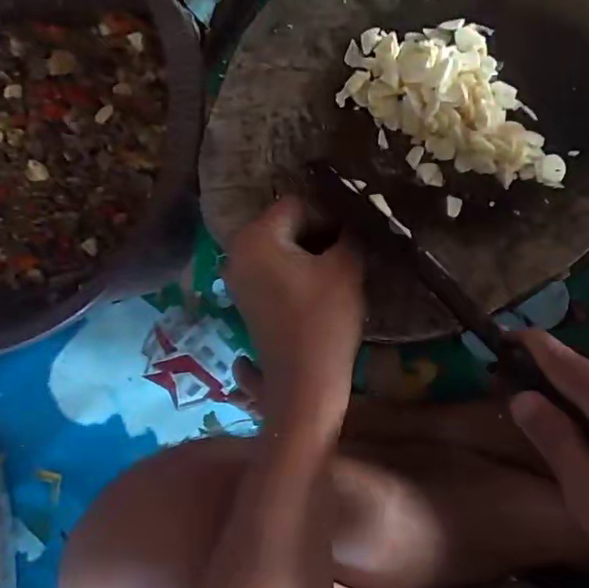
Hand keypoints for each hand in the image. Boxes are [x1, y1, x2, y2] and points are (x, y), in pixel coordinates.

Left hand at [223, 198, 364, 429]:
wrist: (305, 383)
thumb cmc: (324, 320)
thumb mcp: (346, 268)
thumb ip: (350, 234)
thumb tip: (351, 223)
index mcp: (255, 237)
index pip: (298, 205)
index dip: (330, 217)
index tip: (352, 242)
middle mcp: (237, 253)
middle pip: (285, 225)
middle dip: (318, 235)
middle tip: (347, 256)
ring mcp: (238, 280)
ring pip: (281, 249)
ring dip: (310, 255)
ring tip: (336, 275)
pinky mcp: (247, 302)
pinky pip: (274, 272)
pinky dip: (296, 274)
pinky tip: (318, 293)